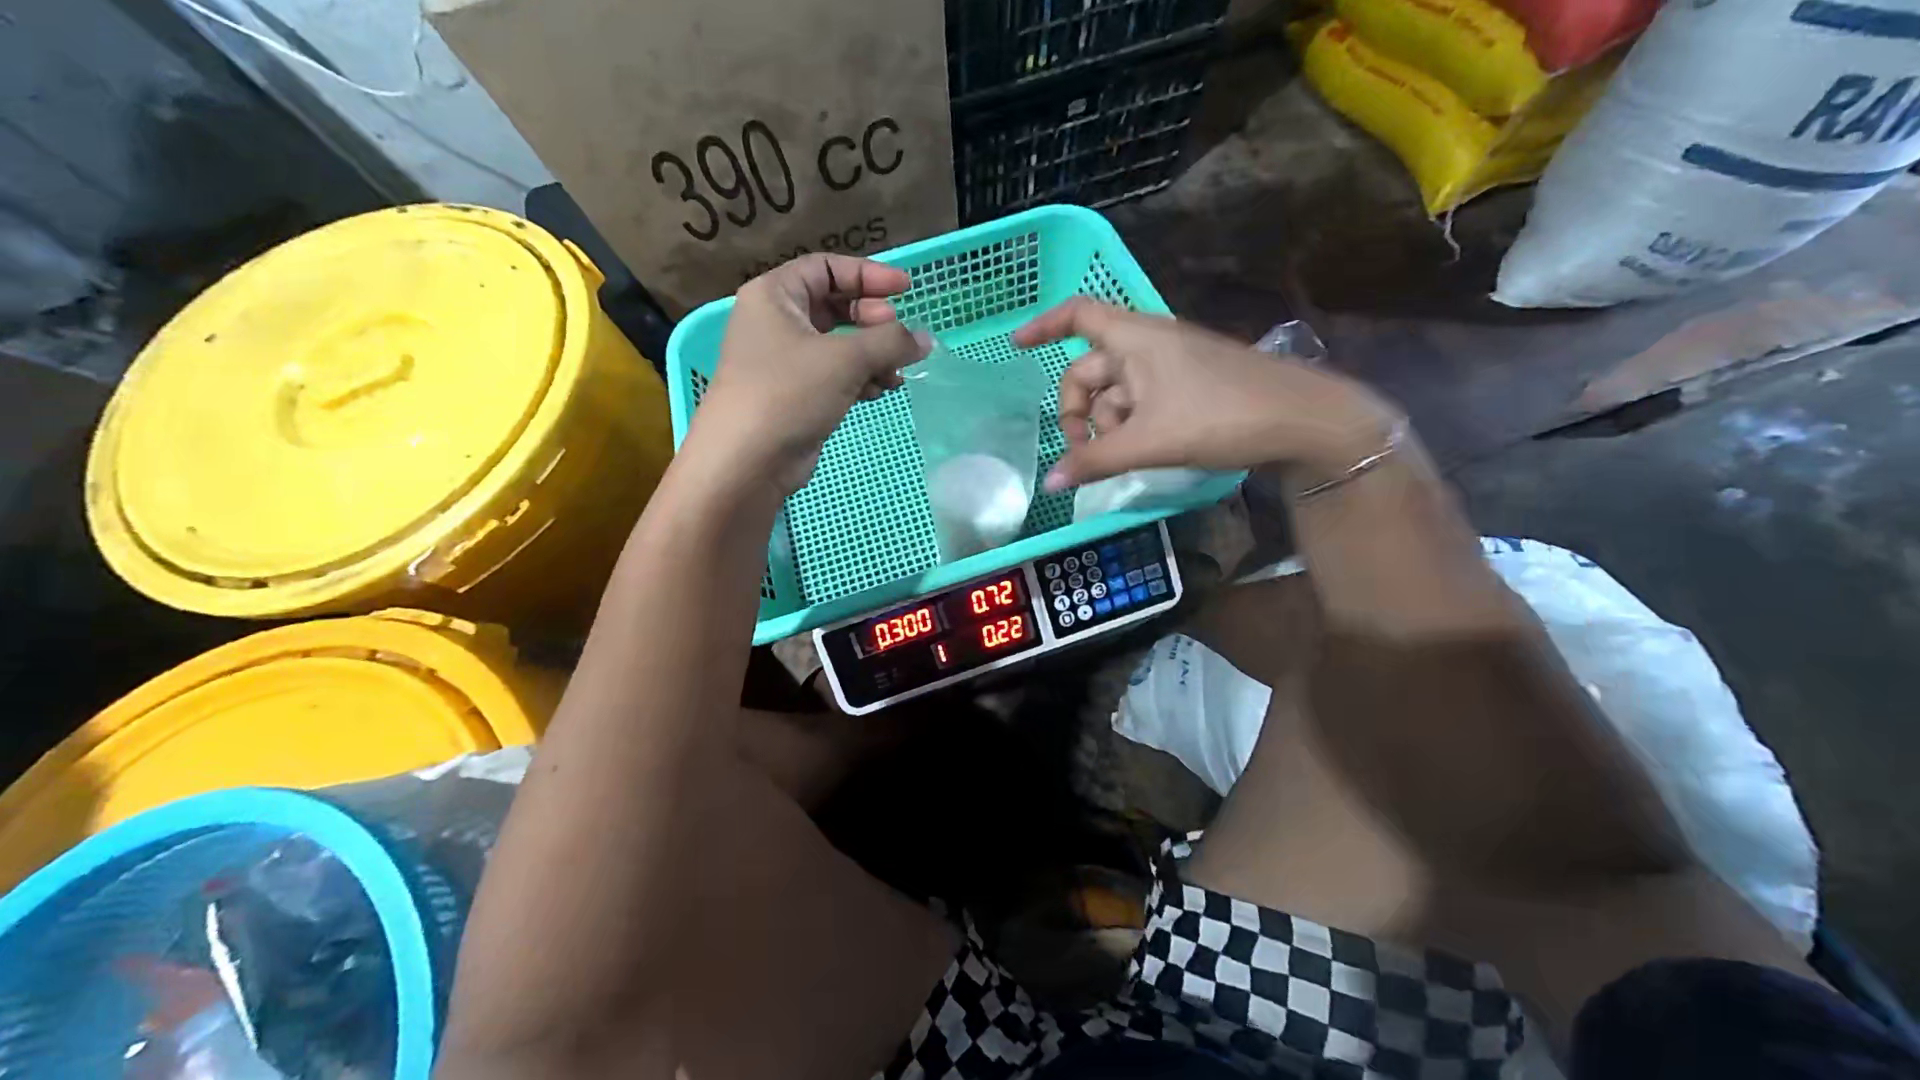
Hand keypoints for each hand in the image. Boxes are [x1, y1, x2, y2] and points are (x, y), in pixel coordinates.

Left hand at [685, 254, 924, 497]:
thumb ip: (891, 341)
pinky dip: (859, 378)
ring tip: (896, 375)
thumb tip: (925, 339)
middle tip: (897, 338)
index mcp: (775, 295)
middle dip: (873, 321)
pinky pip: (834, 374)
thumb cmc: (789, 393)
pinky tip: (880, 392)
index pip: (827, 268)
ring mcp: (783, 360)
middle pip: (835, 306)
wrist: (746, 461)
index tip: (906, 290)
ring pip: (838, 345)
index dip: (869, 275)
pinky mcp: (794, 394)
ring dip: (873, 355)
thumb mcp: (845, 358)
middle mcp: (776, 321)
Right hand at [1011, 299, 1405, 491]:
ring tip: (1122, 457)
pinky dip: (1131, 425)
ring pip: (1117, 391)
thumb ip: (1095, 461)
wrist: (1302, 420)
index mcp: (1135, 338)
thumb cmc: (1220, 416)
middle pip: (1091, 368)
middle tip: (1083, 452)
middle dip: (1078, 410)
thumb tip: (1050, 483)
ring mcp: (1172, 364)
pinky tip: (1142, 452)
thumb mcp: (1149, 441)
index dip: (1044, 326)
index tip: (1016, 346)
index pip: (1078, 315)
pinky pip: (1142, 400)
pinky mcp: (1189, 385)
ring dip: (1107, 424)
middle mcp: (1149, 343)